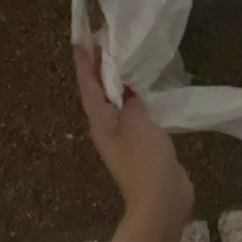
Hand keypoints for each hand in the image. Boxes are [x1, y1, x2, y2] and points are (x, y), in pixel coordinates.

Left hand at [72, 45, 193, 224]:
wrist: (161, 200)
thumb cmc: (144, 159)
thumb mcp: (137, 123)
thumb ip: (130, 102)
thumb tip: (126, 91)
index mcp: (101, 122)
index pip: (89, 86)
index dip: (85, 64)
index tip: (80, 41)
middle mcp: (108, 130)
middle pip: (99, 95)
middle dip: (99, 71)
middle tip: (103, 45)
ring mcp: (125, 141)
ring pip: (116, 106)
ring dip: (117, 86)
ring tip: (124, 64)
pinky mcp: (143, 149)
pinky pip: (135, 118)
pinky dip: (135, 102)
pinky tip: (145, 96)